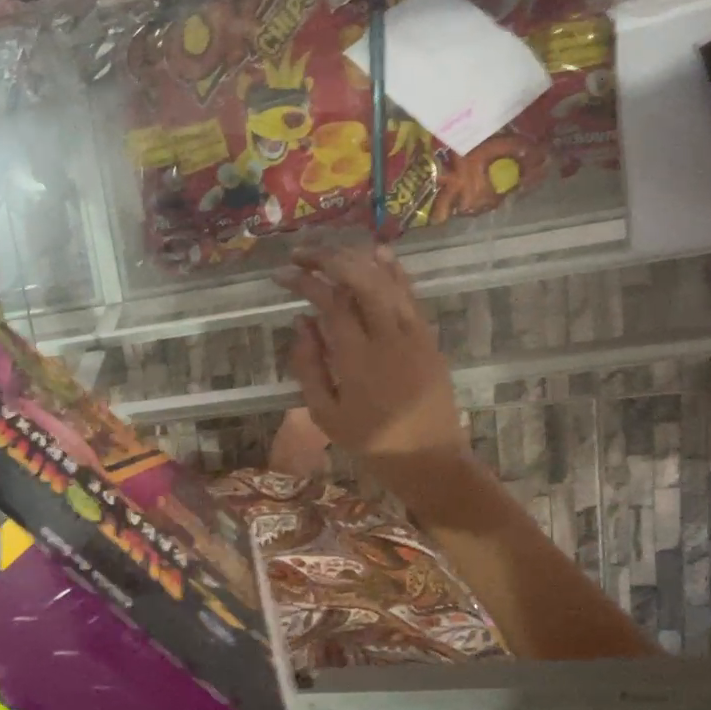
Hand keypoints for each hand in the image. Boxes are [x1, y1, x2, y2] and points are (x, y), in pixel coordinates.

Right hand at [273, 246, 467, 479]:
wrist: (430, 460)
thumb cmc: (369, 441)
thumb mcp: (324, 413)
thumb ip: (308, 365)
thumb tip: (300, 321)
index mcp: (358, 358)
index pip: (330, 302)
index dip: (304, 281)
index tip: (280, 274)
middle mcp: (389, 337)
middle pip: (361, 280)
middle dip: (328, 259)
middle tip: (300, 254)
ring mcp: (415, 334)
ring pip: (387, 280)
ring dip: (357, 258)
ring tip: (328, 250)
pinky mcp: (429, 337)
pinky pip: (410, 294)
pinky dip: (393, 270)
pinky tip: (378, 252)